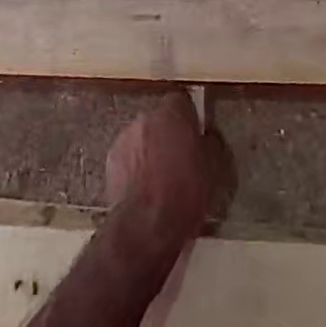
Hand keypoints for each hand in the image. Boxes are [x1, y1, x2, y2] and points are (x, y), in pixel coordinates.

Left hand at [106, 94, 228, 229]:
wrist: (148, 226)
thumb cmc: (187, 193)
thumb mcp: (215, 168)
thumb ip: (209, 142)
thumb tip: (205, 137)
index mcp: (173, 114)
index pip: (181, 101)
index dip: (188, 117)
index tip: (195, 133)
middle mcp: (145, 119)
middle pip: (159, 120)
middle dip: (167, 134)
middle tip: (179, 159)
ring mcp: (124, 140)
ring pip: (141, 139)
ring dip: (149, 151)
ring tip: (159, 179)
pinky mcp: (110, 163)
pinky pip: (128, 158)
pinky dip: (134, 168)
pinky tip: (143, 190)